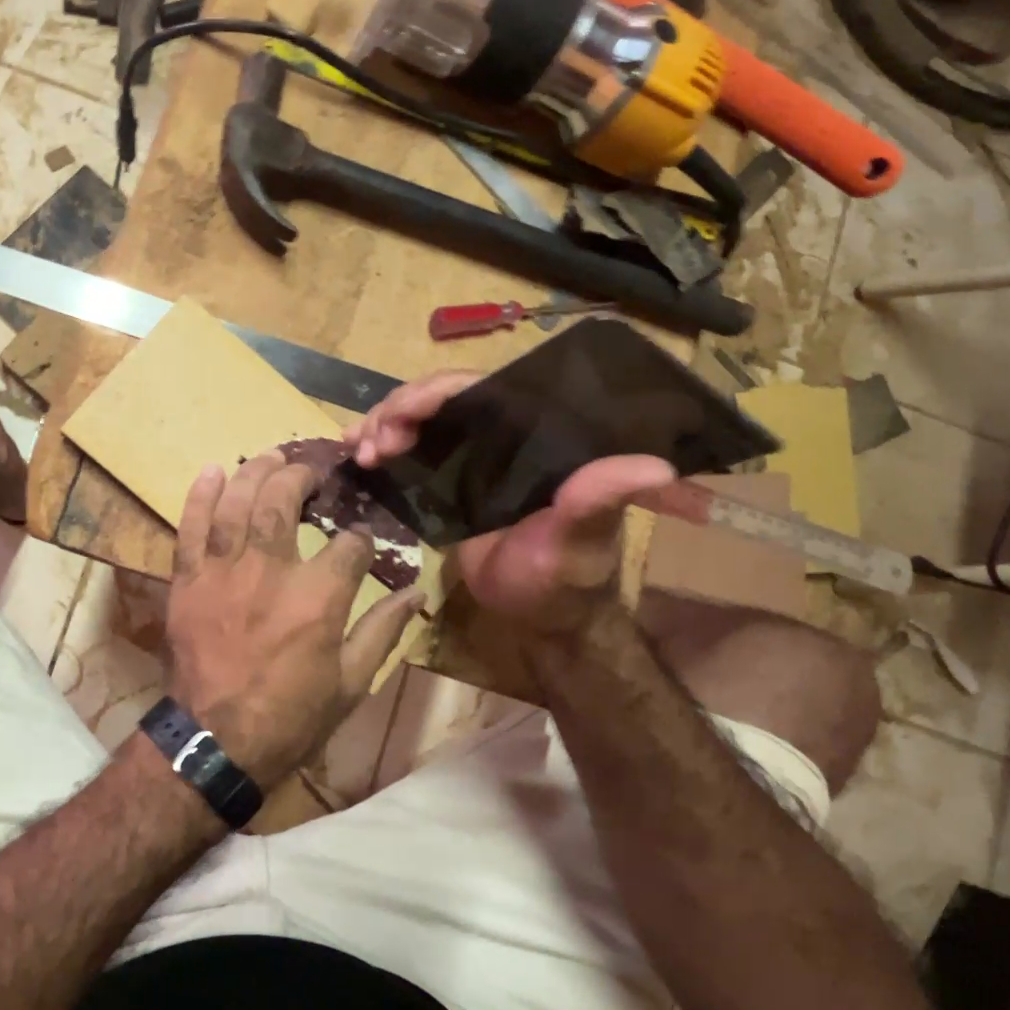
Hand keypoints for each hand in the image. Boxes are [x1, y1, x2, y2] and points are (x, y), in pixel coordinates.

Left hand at [165, 451, 425, 789]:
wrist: (216, 742)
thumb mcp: (352, 683)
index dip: (360, 539)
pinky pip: (190, 527)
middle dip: (302, 476)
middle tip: (313, 470)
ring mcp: (222, 571)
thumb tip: (417, 592)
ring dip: (254, 472)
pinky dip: (200, 496)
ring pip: (236, 503)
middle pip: (283, 501)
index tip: (361, 542)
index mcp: (318, 597)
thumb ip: (383, 630)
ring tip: (270, 455)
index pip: (348, 545)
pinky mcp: (187, 581)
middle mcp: (270, 571)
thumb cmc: (291, 717)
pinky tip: (212, 471)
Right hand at [345, 371, 675, 630]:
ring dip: (381, 427)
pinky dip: (381, 448)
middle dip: (396, 411)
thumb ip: (600, 500)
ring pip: (420, 421)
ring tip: (355, 452)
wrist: (540, 619)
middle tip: (366, 444)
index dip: (432, 393)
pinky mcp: (450, 482)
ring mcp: (474, 457)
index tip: (394, 417)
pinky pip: (412, 451)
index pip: (479, 390)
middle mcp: (504, 435)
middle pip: (441, 399)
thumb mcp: (581, 542)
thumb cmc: (567, 580)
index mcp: (537, 434)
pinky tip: (354, 458)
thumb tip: (655, 465)